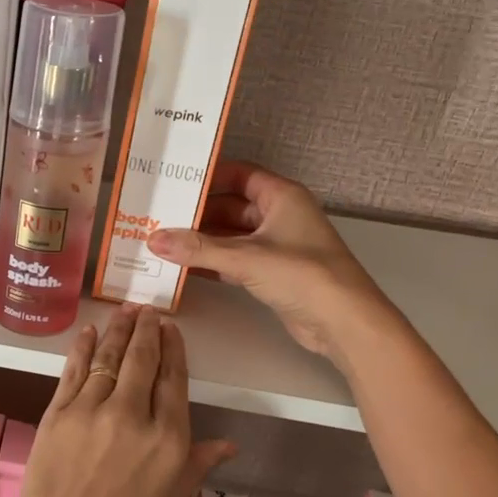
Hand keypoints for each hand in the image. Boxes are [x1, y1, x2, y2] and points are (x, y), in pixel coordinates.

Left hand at [0, 306, 233, 496]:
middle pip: (141, 359)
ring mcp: (92, 410)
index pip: (174, 379)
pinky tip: (88, 332)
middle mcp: (133, 414)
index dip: (173, 348)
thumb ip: (198, 462)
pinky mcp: (58, 412)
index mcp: (169, 438)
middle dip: (146, 329)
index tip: (170, 328)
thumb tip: (228, 444)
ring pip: (108, 357)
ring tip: (124, 310)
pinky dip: (82, 347)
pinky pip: (75, 370)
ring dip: (117, 329)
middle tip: (147, 310)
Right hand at [145, 159, 393, 363]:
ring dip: (202, 241)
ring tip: (163, 242)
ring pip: (231, 235)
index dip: (209, 177)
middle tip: (159, 217)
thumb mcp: (245, 257)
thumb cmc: (303, 275)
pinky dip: (212, 262)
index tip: (175, 181)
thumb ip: (198, 249)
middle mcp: (279, 216)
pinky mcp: (272, 273)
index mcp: (281, 197)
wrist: (343, 321)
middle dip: (197, 213)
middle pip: (231, 206)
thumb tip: (154, 239)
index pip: (240, 175)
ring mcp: (276, 246)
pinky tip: (183, 267)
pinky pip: (234, 260)